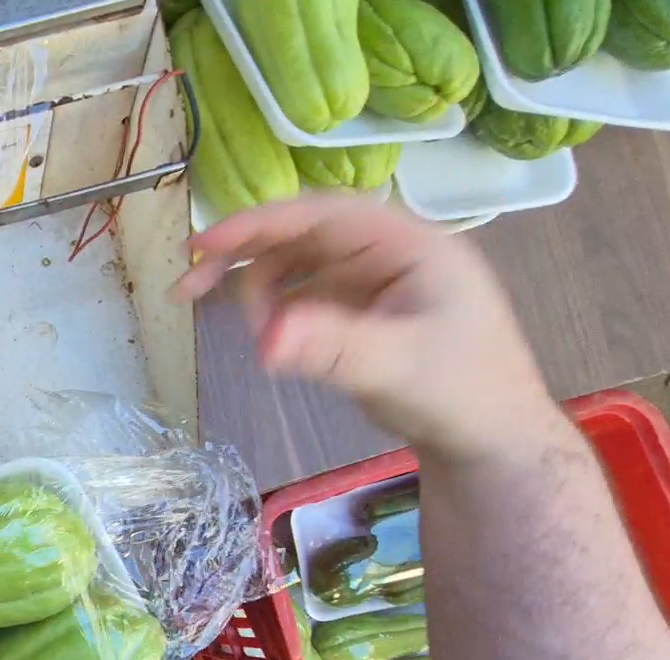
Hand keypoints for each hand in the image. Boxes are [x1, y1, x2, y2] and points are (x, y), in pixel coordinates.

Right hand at [174, 195, 565, 462]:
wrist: (484, 434)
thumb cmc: (459, 391)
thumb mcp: (395, 366)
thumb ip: (331, 347)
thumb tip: (264, 339)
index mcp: (405, 245)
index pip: (321, 216)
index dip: (259, 224)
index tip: (204, 245)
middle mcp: (380, 254)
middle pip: (295, 237)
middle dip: (239, 258)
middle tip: (185, 289)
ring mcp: (364, 281)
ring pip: (290, 267)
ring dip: (254, 292)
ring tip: (254, 339)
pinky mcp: (350, 310)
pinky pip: (296, 296)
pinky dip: (270, 312)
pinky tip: (266, 340)